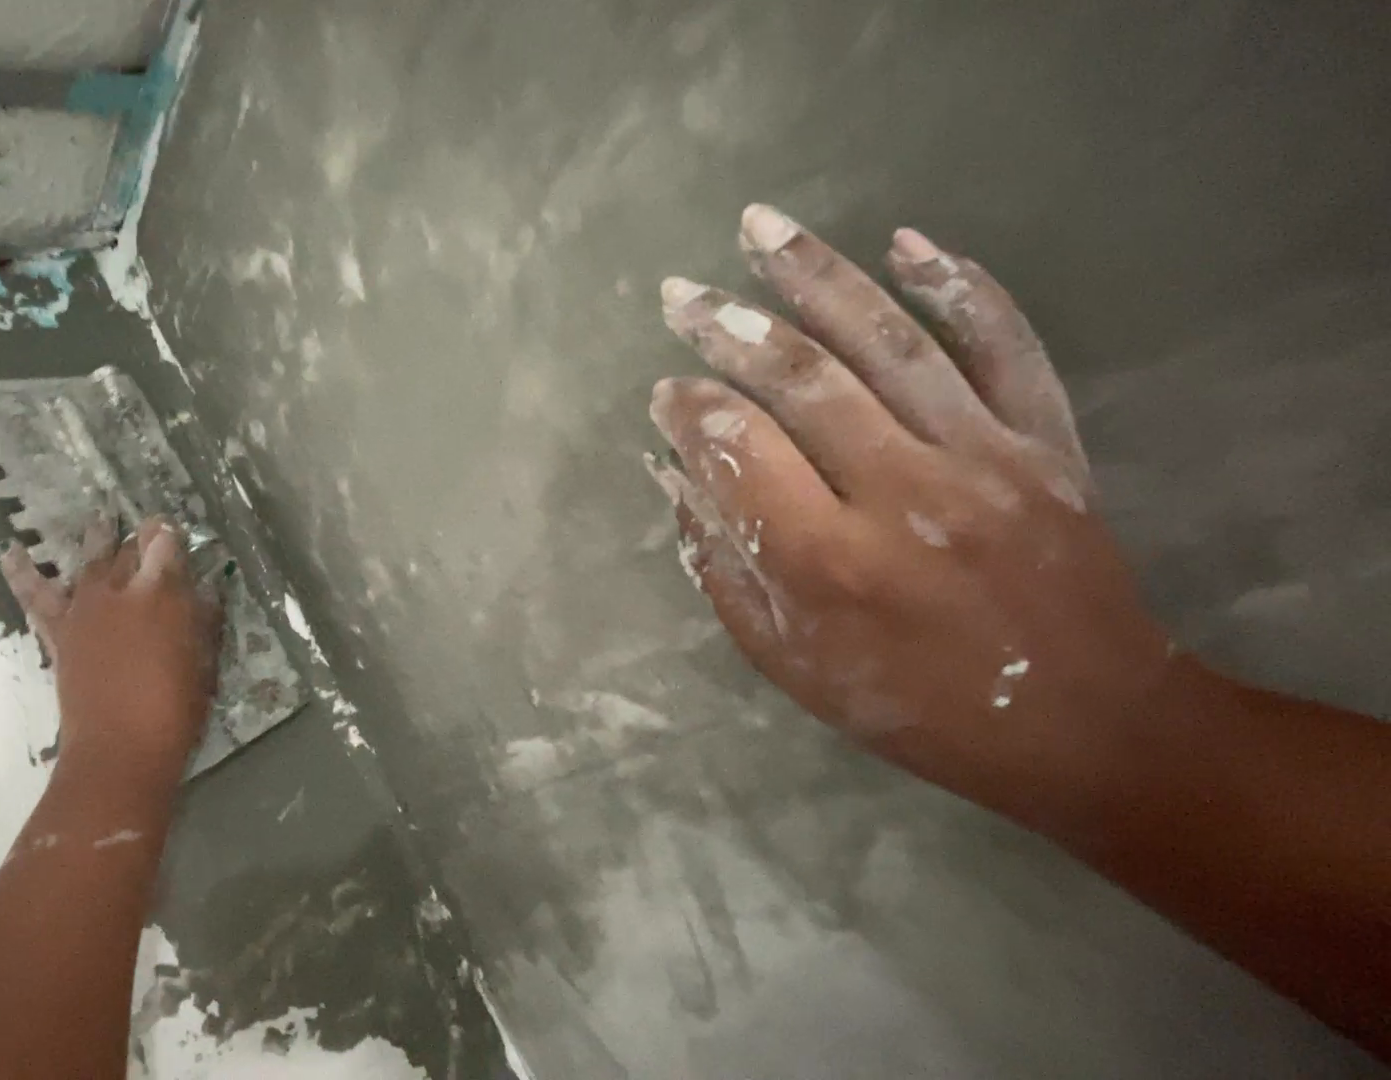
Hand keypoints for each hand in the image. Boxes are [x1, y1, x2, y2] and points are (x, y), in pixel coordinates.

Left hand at [0, 516, 220, 780]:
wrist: (120, 748)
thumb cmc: (176, 707)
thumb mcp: (204, 660)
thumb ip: (204, 618)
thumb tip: (206, 588)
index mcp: (163, 592)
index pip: (165, 543)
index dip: (170, 533)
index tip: (175, 529)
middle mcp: (121, 589)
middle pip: (129, 548)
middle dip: (142, 537)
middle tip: (149, 528)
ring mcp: (85, 607)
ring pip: (90, 559)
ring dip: (98, 536)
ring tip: (101, 516)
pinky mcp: (60, 630)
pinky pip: (36, 595)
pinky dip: (22, 571)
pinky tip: (12, 551)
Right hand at [651, 206, 1178, 832]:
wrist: (1086, 726)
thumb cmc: (911, 706)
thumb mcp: (786, 660)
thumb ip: (720, 565)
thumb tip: (671, 475)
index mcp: (827, 562)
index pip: (737, 450)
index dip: (689, 412)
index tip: (664, 394)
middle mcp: (901, 494)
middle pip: (801, 380)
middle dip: (726, 329)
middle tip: (679, 295)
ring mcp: (984, 458)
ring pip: (888, 341)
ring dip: (814, 276)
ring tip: (759, 227)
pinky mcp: (1045, 443)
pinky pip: (1004, 346)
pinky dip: (958, 287)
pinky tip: (908, 242)